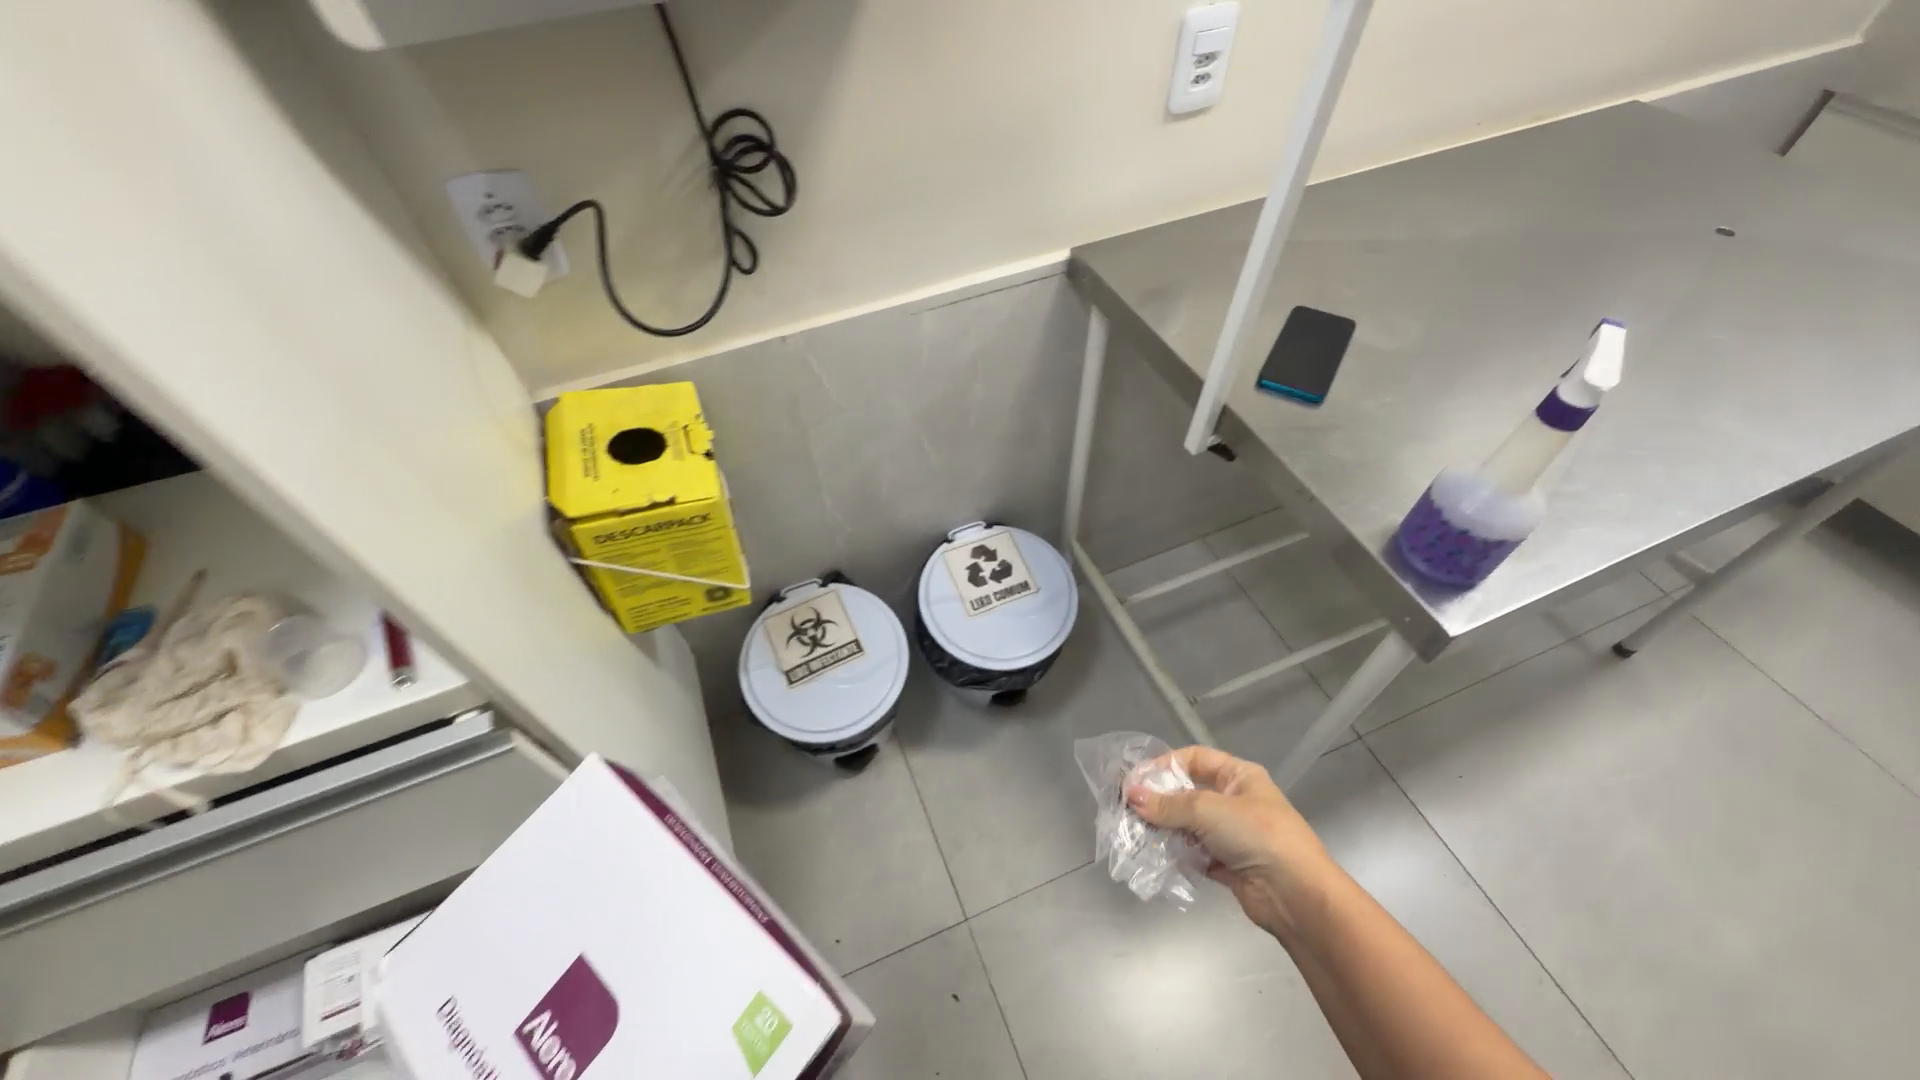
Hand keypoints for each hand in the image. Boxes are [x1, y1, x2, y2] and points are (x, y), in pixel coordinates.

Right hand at [1127, 746, 1336, 939]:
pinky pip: (1194, 854)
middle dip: (1160, 802)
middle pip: (1188, 794)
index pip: (1195, 759)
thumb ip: (1167, 804)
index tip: (1136, 780)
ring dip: (1165, 831)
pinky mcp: (1228, 864)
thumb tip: (1131, 795)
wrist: (1295, 894)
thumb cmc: (1257, 835)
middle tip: (1128, 810)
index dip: (1165, 765)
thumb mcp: (1209, 810)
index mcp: (1239, 776)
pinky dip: (1177, 855)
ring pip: (1188, 826)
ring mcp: (1232, 835)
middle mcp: (1236, 802)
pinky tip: (1156, 857)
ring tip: (1136, 836)